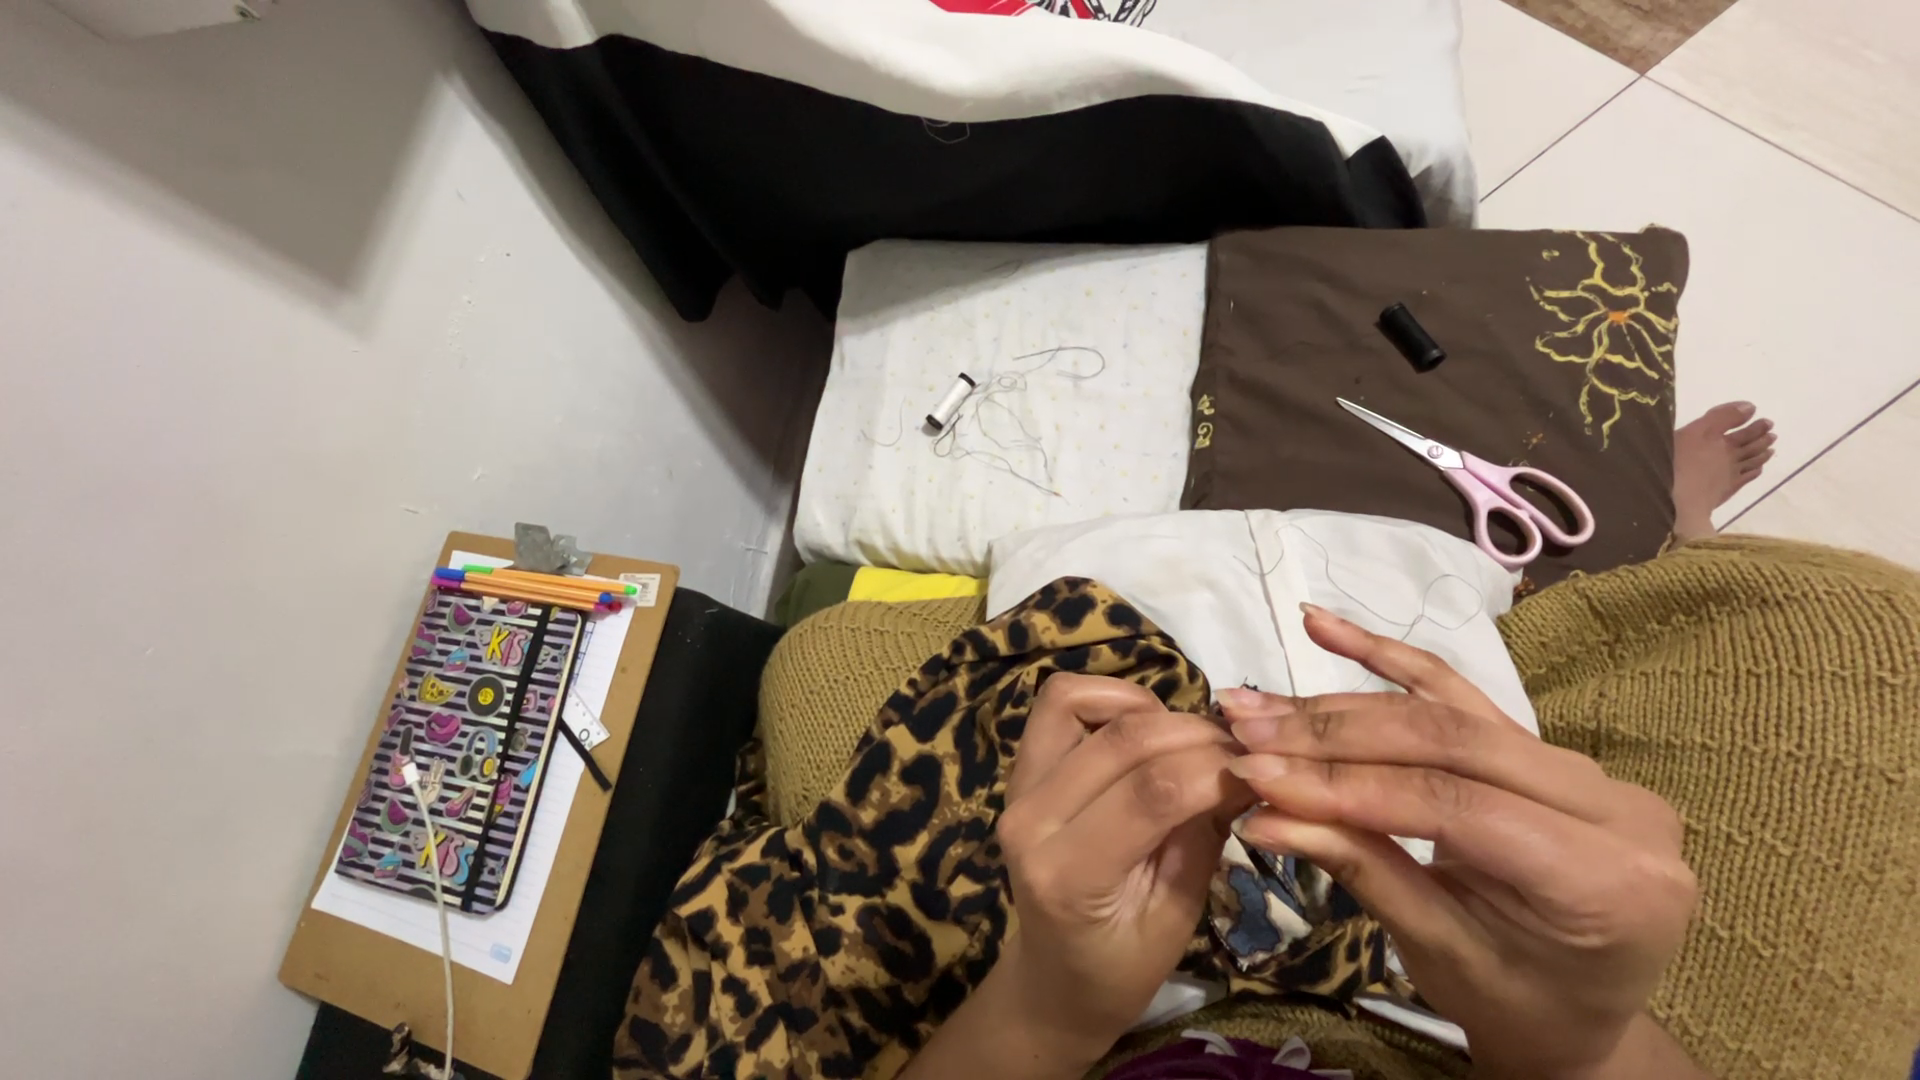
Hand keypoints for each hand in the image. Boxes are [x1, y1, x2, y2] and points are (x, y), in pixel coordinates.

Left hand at [989, 673, 1252, 1068]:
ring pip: (1078, 703)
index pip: (1150, 792)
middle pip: (1120, 740)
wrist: (1052, 976)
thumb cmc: (1120, 963)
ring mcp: (1016, 786)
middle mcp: (1029, 819)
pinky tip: (1143, 726)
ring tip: (1185, 740)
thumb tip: (1248, 766)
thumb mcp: (1177, 916)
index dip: (1214, 768)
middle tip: (1238, 748)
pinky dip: (1107, 697)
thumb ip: (1203, 834)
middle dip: (1193, 733)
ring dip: (1147, 707)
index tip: (1260, 767)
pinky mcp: (1019, 766)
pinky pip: (1059, 703)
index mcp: (1069, 875)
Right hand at [1219, 606, 1699, 1079]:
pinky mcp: (1535, 745)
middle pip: (1445, 740)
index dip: (1345, 784)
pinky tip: (1322, 625)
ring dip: (1338, 705)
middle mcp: (1607, 803)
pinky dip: (1382, 657)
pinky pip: (1452, 690)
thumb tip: (1257, 813)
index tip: (1255, 772)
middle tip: (1244, 728)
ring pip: (1439, 710)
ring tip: (1258, 701)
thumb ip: (1355, 863)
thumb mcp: (1434, 945)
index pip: (1453, 803)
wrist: (1574, 1012)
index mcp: (1605, 875)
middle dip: (1331, 736)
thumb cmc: (1512, 998)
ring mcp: (1576, 765)